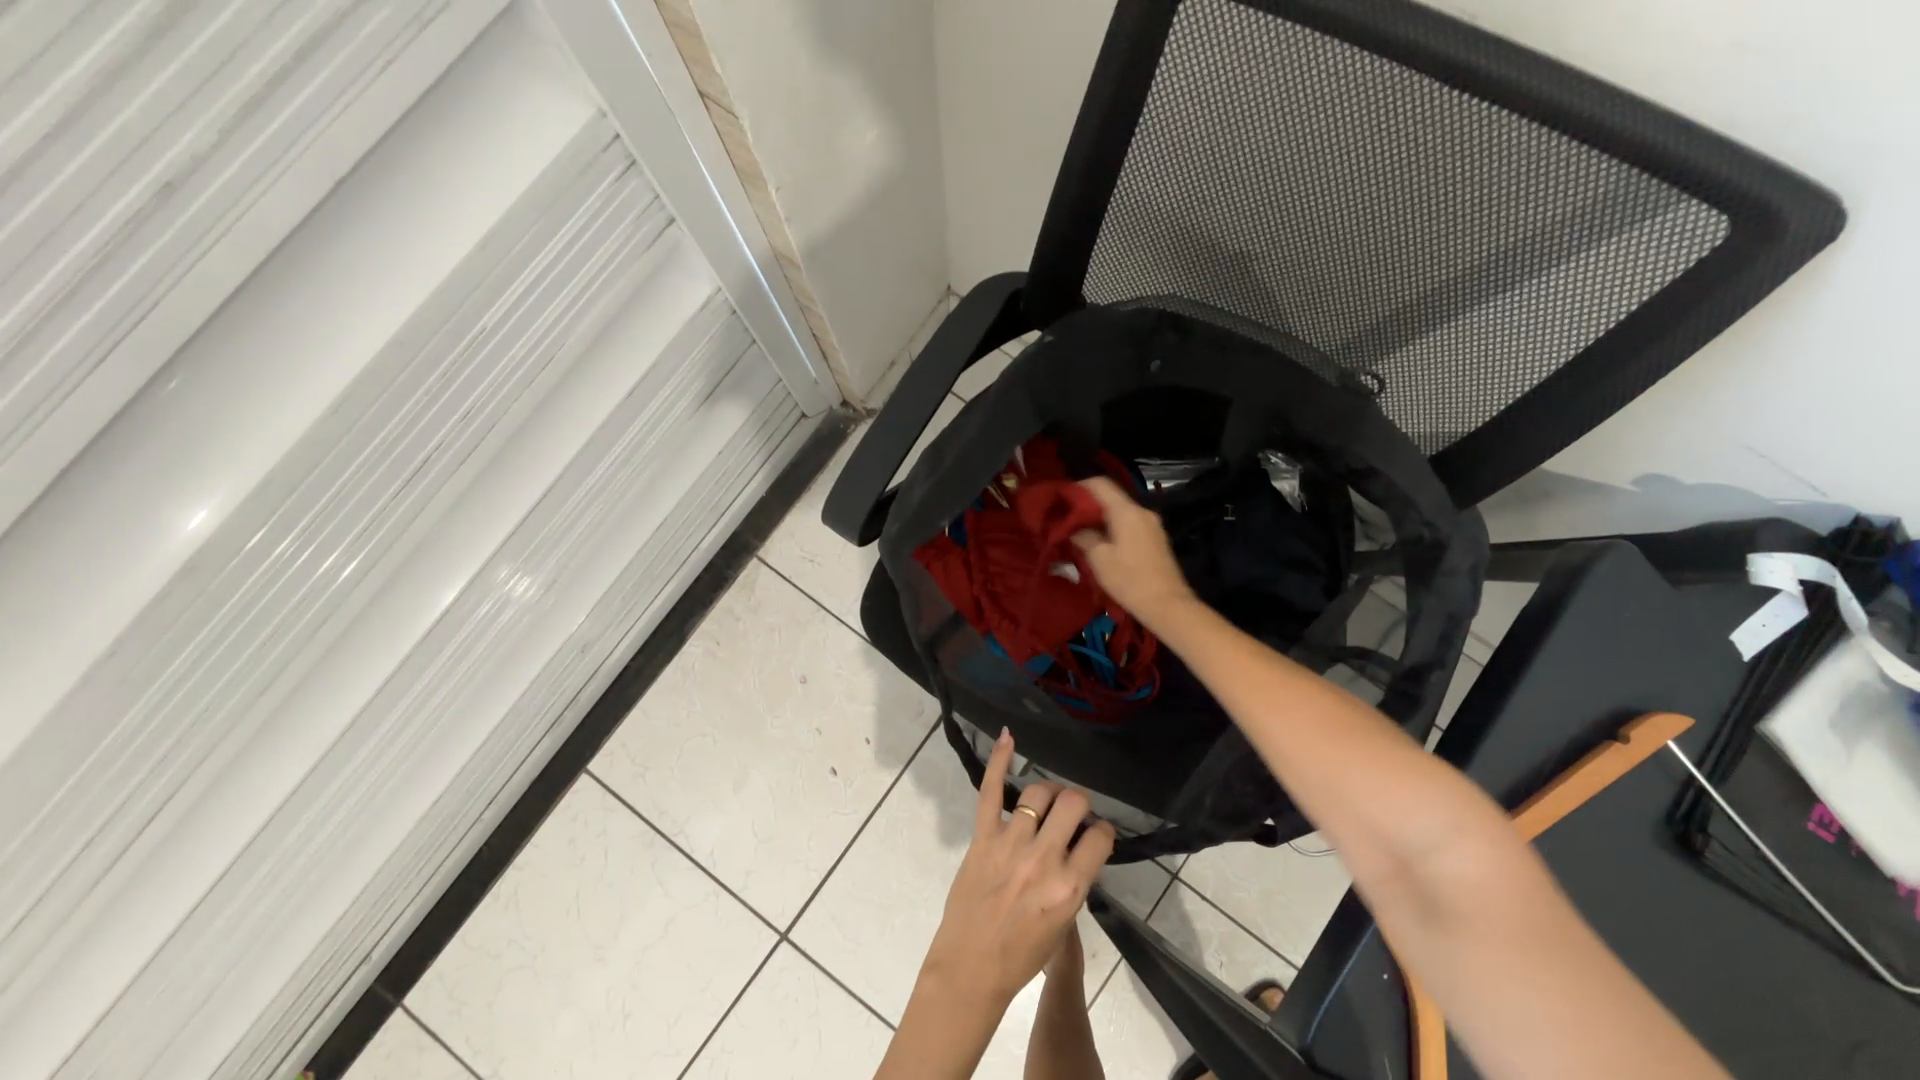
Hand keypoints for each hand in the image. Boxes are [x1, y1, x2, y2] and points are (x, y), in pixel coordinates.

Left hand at [921, 730, 1116, 1007]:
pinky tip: (1009, 737)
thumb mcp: (1064, 923)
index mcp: (1069, 886)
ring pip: (1038, 793)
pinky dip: (999, 761)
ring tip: (1047, 801)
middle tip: (1071, 816)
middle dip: (1078, 804)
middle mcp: (1044, 859)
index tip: (1095, 834)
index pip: (1100, 836)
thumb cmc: (1022, 956)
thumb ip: (1074, 882)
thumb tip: (1081, 848)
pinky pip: (990, 791)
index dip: (1102, 831)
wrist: (971, 968)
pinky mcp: (982, 838)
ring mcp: (1010, 844)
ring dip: (1048, 793)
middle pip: (1073, 804)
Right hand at [1071, 476, 1197, 626]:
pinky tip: (1101, 543)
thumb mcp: (1099, 558)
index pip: (1100, 484)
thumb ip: (1083, 536)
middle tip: (1067, 518)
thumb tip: (1073, 527)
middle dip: (1087, 505)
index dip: (1078, 487)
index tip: (1061, 499)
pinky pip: (1130, 524)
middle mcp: (1142, 511)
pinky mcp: (1156, 538)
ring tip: (1081, 532)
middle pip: (1111, 497)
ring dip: (1100, 518)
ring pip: (1120, 512)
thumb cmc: (1129, 580)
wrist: (1167, 605)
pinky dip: (1113, 528)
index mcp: (1127, 511)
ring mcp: (1152, 524)